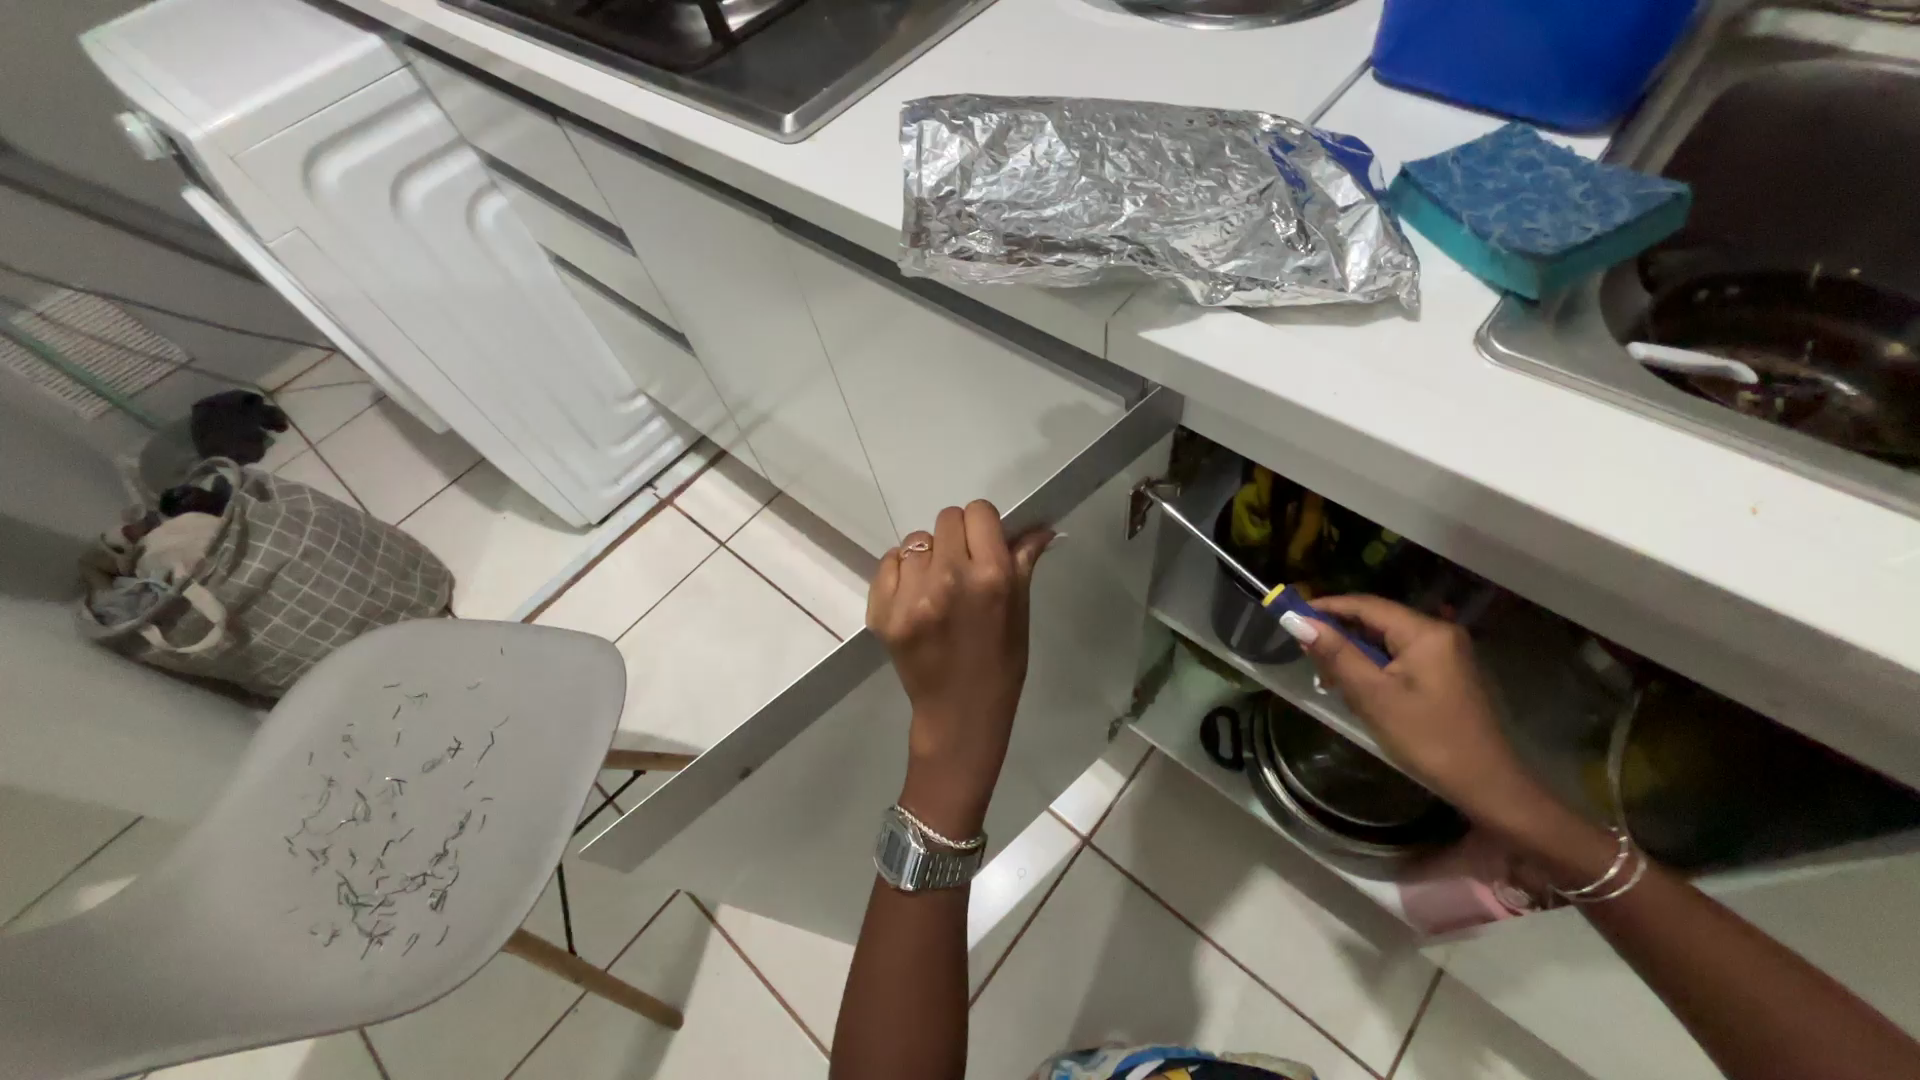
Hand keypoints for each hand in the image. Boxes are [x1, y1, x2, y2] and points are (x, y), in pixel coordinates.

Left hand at [867, 501, 1052, 838]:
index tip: (984, 547)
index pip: (979, 512)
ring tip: (936, 588)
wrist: (961, 712)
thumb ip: (1023, 560)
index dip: (983, 527)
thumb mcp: (1020, 609)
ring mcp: (911, 597)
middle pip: (946, 520)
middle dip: (957, 539)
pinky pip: (888, 563)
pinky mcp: (882, 613)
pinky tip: (914, 599)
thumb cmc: (1000, 661)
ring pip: (915, 541)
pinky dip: (900, 574)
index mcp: (992, 576)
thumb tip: (1040, 525)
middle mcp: (949, 578)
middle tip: (961, 568)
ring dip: (927, 557)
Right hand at [1287, 595, 1542, 830]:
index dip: (1325, 607)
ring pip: (1386, 641)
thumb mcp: (1373, 695)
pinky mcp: (1446, 674)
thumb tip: (1297, 621)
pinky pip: (1400, 657)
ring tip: (1327, 676)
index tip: (1288, 615)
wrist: (1486, 785)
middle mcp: (1439, 633)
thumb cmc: (1427, 738)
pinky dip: (1373, 666)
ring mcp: (1446, 654)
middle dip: (1338, 633)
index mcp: (1425, 632)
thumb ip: (1335, 654)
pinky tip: (1356, 687)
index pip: (1365, 605)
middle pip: (1376, 620)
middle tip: (1303, 652)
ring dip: (1354, 653)